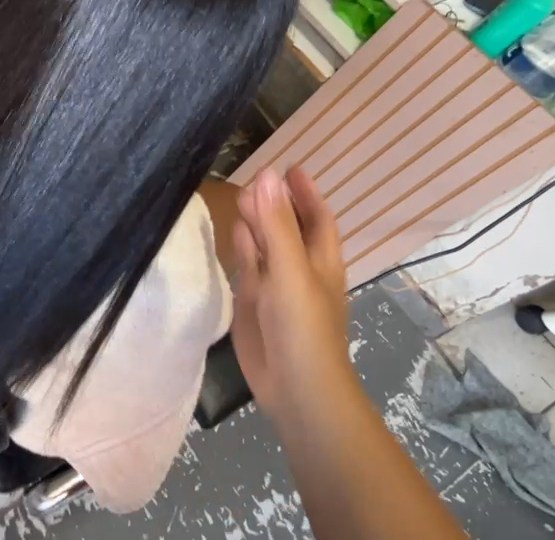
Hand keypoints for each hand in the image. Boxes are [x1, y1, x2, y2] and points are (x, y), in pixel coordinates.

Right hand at [227, 166, 351, 420]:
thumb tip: (267, 174)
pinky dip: (243, 248)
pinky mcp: (254, 304)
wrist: (294, 386)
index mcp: (321, 262)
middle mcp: (300, 270)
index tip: (290, 167)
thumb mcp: (289, 268)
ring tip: (240, 197)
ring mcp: (277, 288)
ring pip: (267, 246)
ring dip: (256, 222)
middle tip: (254, 180)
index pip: (318, 218)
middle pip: (289, 229)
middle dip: (275, 204)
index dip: (306, 194)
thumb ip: (275, 222)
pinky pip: (250, 268)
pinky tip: (233, 232)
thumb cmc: (302, 325)